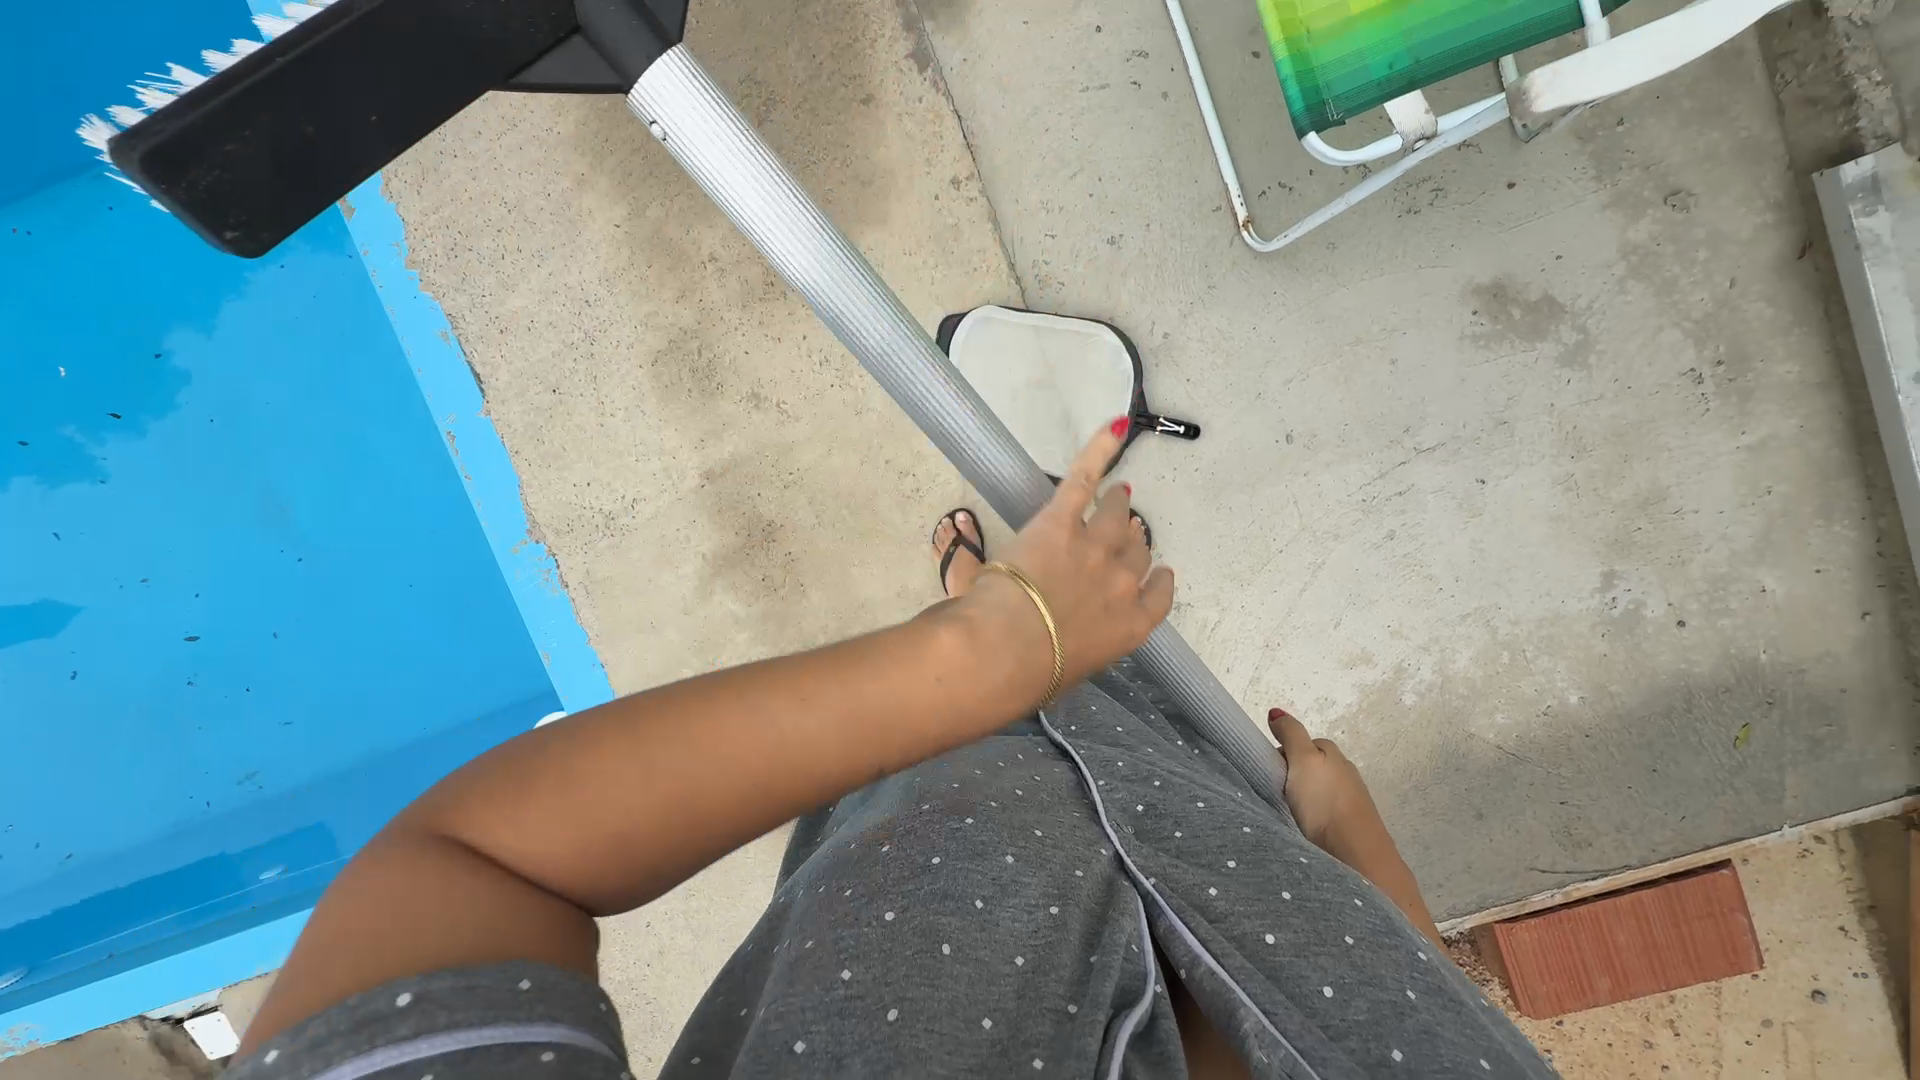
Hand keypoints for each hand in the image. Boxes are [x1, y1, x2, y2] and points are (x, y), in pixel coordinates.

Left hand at [956, 419, 1174, 696]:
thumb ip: (1071, 649)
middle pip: (1138, 553)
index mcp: (1129, 628)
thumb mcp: (1061, 671)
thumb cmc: (1029, 674)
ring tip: (1119, 493)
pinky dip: (1099, 450)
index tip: (1158, 572)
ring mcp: (1095, 550)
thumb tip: (1050, 645)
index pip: (1157, 596)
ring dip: (1120, 505)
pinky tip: (1114, 428)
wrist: (1008, 649)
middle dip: (1132, 543)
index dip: (1156, 579)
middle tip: (1124, 531)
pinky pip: (1085, 479)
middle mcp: (1122, 585)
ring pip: (1119, 517)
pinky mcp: (1063, 523)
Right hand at [1268, 708, 1385, 853]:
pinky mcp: (1352, 827)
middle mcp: (1346, 773)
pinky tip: (1306, 828)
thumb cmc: (1324, 803)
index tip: (1269, 773)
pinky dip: (1314, 816)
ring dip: (1304, 798)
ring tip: (1289, 813)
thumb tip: (1277, 711)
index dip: (1281, 754)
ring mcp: (1352, 801)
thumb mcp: (1302, 759)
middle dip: (1292, 776)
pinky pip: (1325, 813)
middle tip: (1276, 793)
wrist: (1357, 856)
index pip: (1301, 743)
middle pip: (1311, 767)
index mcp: (1334, 754)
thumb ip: (1290, 733)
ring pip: (1319, 791)